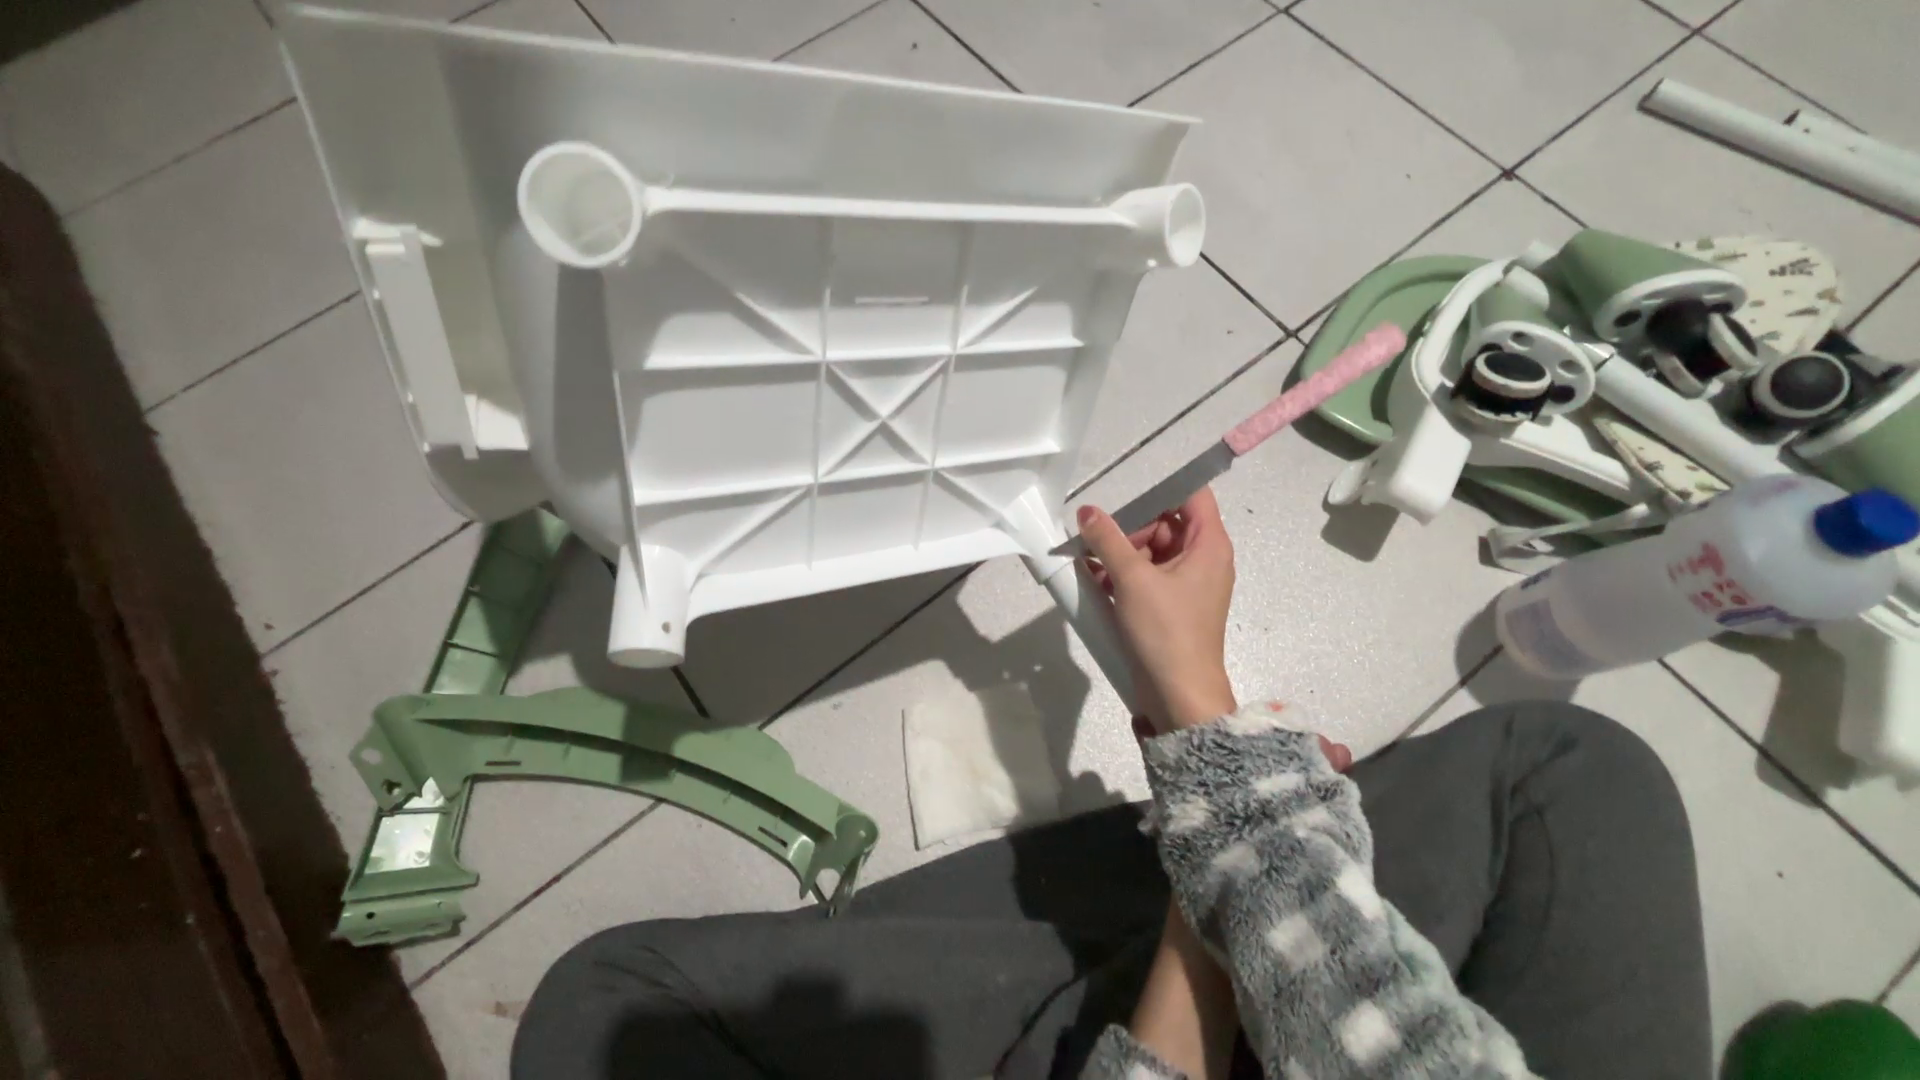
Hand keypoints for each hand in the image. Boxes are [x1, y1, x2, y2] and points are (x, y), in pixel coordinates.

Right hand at [1078, 487, 1236, 732]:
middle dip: (1130, 529)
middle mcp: (1203, 559)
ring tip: (1089, 564)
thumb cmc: (1165, 630)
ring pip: (1152, 552)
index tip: (1123, 497)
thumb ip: (1107, 540)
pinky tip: (1095, 583)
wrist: (1179, 696)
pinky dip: (1124, 577)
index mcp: (1208, 545)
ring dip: (1121, 555)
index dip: (1161, 489)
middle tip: (1098, 543)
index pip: (1193, 496)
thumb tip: (1086, 511)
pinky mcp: (1172, 607)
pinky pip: (1147, 578)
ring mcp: (1188, 585)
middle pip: (1166, 524)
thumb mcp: (1132, 579)